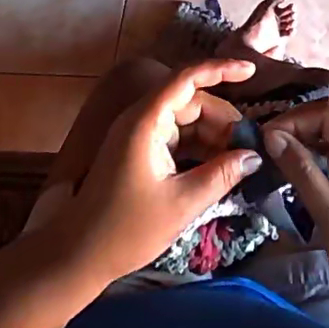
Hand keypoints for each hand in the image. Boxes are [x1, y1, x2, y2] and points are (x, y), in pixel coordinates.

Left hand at [60, 59, 263, 281]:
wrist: (74, 258)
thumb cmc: (125, 230)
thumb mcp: (181, 203)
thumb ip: (221, 174)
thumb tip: (254, 156)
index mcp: (146, 120)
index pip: (187, 78)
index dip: (221, 69)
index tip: (251, 71)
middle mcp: (142, 119)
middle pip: (192, 102)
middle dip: (223, 119)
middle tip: (250, 146)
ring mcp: (140, 135)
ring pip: (187, 121)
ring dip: (214, 136)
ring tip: (239, 159)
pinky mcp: (141, 152)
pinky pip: (178, 138)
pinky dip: (200, 148)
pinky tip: (220, 167)